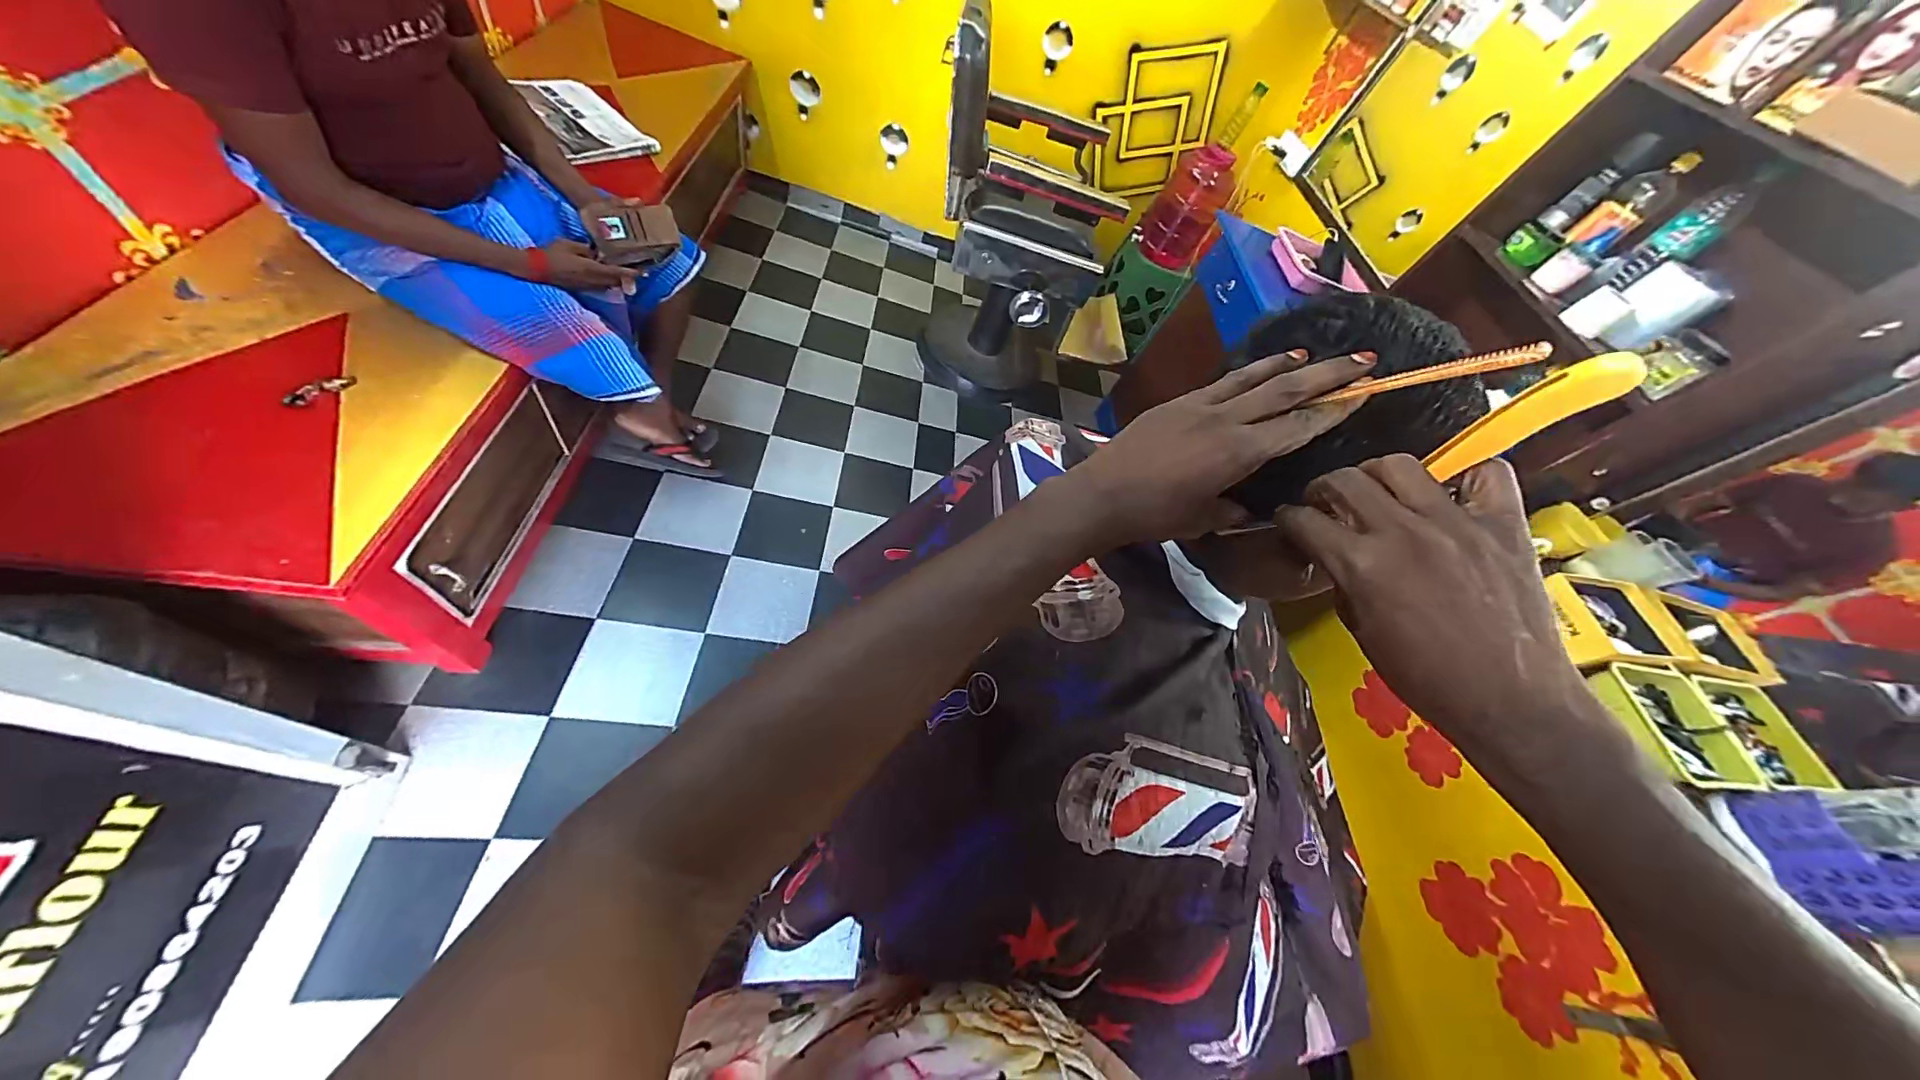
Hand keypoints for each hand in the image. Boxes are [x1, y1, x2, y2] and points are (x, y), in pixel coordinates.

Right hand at [533, 239, 637, 290]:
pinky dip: (609, 282)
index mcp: (591, 269)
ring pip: (610, 285)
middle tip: (640, 272)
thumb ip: (587, 249)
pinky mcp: (584, 288)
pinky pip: (602, 286)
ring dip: (620, 280)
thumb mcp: (570, 246)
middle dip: (629, 277)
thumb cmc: (551, 254)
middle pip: (617, 281)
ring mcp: (589, 286)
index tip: (642, 271)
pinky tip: (611, 277)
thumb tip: (600, 252)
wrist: (535, 269)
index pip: (616, 272)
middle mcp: (593, 281)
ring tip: (629, 275)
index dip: (630, 272)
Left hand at [1057, 350, 1373, 546]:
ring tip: (1312, 355)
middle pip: (1286, 390)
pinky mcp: (1176, 402)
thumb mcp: (1201, 520)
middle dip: (1329, 374)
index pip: (1299, 425)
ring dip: (1286, 365)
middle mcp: (1226, 420)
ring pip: (1253, 377)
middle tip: (1365, 358)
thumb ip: (1230, 510)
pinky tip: (1253, 373)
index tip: (1365, 390)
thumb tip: (1247, 509)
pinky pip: (1221, 383)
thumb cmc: (1154, 514)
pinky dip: (1246, 375)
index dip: (1335, 408)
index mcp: (1240, 452)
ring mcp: (1199, 406)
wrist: (1103, 494)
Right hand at [1274, 456, 1593, 751]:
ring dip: (1377, 476)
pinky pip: (1486, 473)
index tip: (1289, 523)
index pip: (1304, 519)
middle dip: (1323, 489)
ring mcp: (1456, 521)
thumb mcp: (1359, 630)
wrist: (1510, 699)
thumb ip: (1341, 582)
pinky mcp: (1503, 524)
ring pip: (1400, 465)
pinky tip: (1453, 499)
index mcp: (1361, 564)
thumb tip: (1333, 557)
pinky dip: (1466, 478)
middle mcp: (1403, 531)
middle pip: (1345, 480)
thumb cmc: (1425, 677)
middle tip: (1326, 504)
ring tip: (1379, 495)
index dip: (1287, 519)